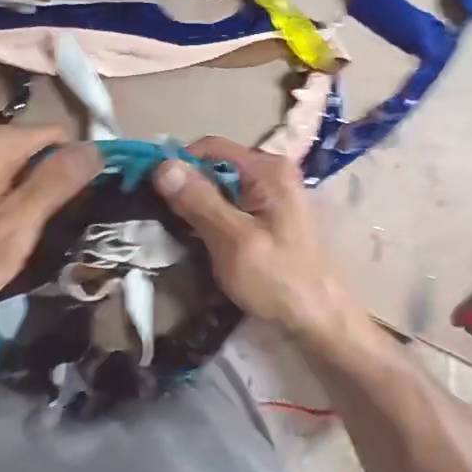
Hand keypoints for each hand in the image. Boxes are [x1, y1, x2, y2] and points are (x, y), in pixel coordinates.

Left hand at [0, 125, 102, 341]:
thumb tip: (95, 148)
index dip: (72, 167)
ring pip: (5, 153)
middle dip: (43, 176)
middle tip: (39, 224)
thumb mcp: (13, 232)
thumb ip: (54, 185)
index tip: (72, 207)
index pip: (56, 134)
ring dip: (17, 181)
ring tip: (11, 224)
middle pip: (29, 142)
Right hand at [152, 136, 360, 344]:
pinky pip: (229, 203)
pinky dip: (210, 215)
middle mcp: (271, 172)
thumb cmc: (279, 281)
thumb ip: (199, 201)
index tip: (150, 189)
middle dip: (186, 186)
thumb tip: (162, 165)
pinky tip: (201, 238)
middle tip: (162, 214)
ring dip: (196, 203)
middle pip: (214, 165)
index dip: (177, 163)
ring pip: (219, 186)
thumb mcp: (233, 241)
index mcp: (268, 169)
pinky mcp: (267, 214)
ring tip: (177, 228)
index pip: (209, 148)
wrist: (321, 323)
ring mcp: (271, 193)